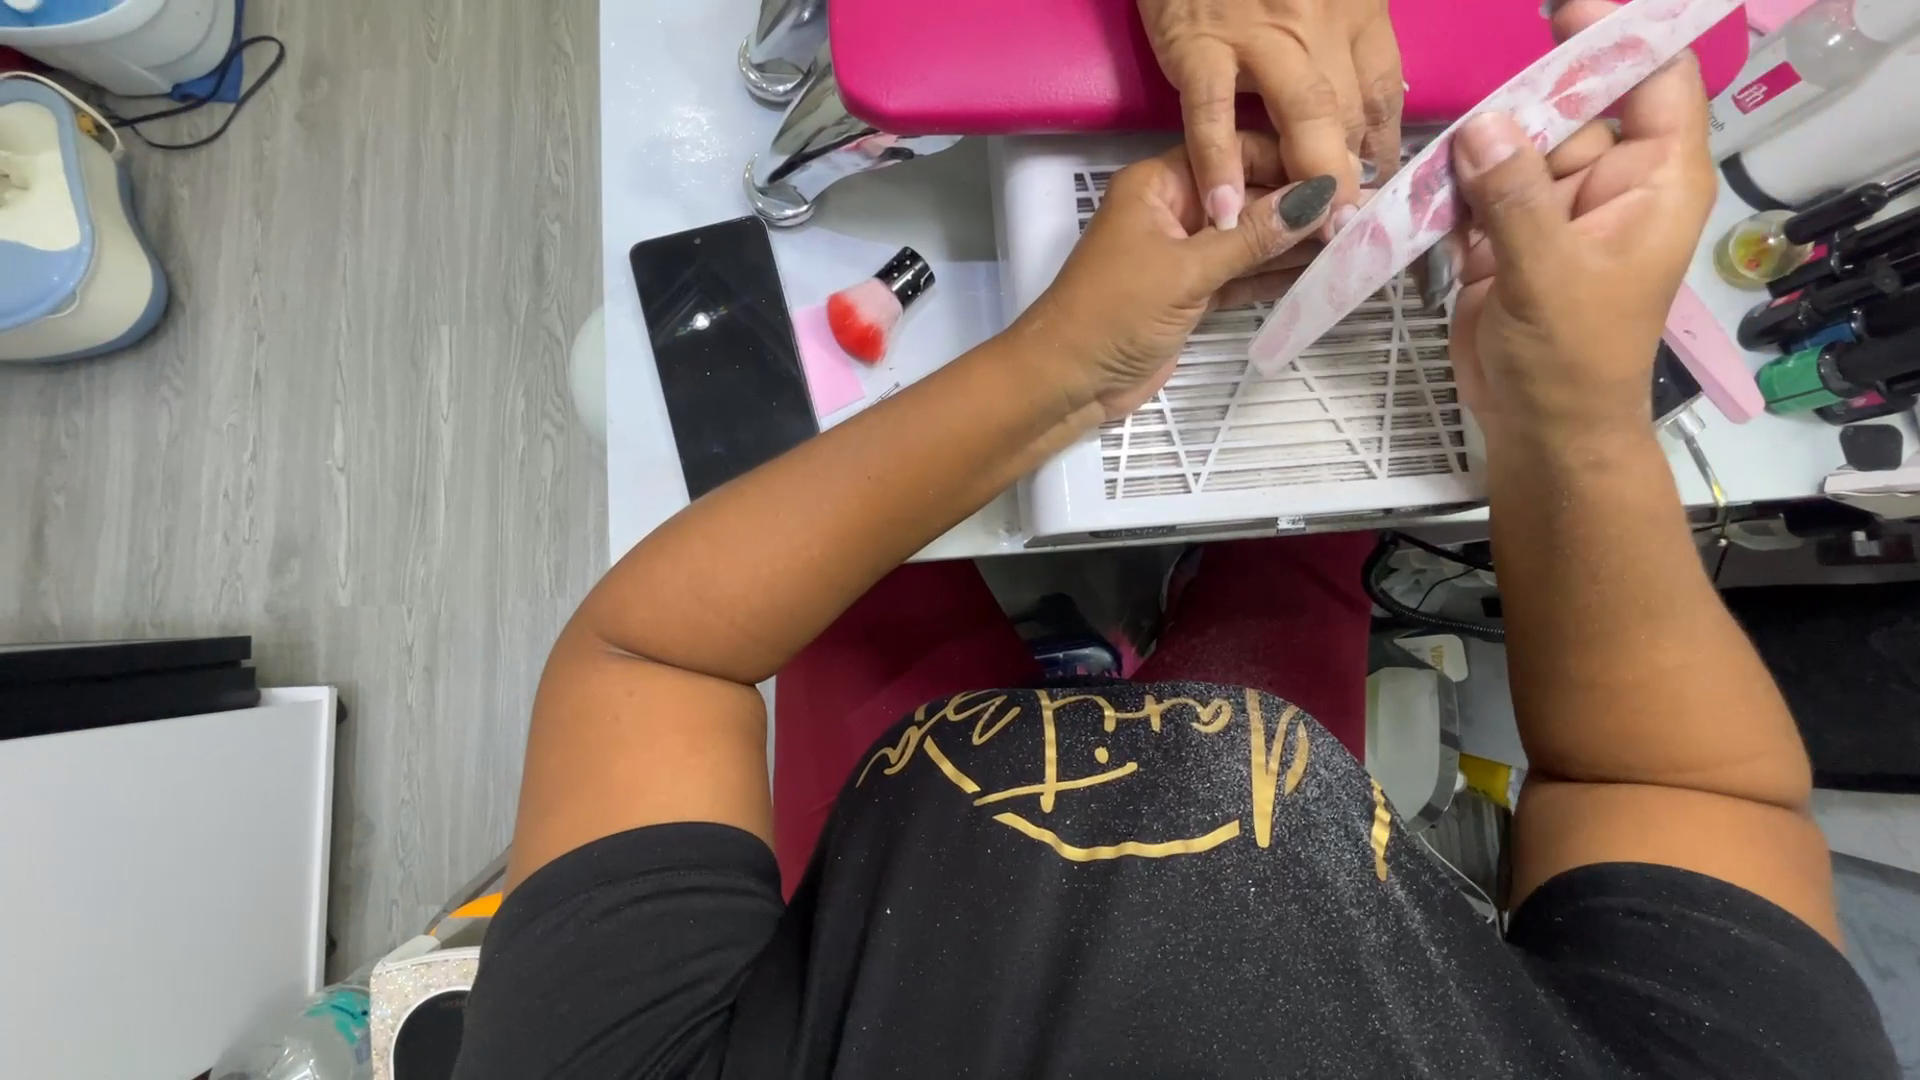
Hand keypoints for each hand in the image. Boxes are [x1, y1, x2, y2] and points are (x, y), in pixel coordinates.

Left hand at [1011, 135, 1337, 420]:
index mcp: (1159, 185)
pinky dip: (1270, 278)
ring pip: (1246, 242)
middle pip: (1246, 199)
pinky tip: (1317, 274)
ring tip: (1353, 243)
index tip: (1346, 177)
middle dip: (1298, 210)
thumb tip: (1318, 197)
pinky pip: (1238, 278)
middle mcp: (1171, 212)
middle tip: (1362, 215)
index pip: (1235, 155)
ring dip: (1292, 247)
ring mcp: (1180, 257)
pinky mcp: (1187, 297)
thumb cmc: (1112, 314)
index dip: (1289, 165)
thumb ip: (1252, 237)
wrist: (1068, 381)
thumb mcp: (1185, 270)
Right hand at [1139, 0, 1400, 229]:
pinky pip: (1212, 113)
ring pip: (1302, 114)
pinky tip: (1226, 210)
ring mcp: (1259, 35)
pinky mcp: (1201, 46)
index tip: (1379, 194)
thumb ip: (1337, 38)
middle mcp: (1320, 21)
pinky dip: (1219, 164)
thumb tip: (1357, 106)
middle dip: (1356, 178)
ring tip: (1310, 237)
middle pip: (1351, 111)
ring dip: (1309, 178)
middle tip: (1351, 235)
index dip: (1385, 149)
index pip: (1382, 89)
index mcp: (1353, 6)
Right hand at [1447, 0, 1715, 444]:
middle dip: (1512, 117)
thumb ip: (1515, 198)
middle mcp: (1601, 189)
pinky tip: (1415, 203)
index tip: (1559, 13)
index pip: (1652, 82)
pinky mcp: (1499, 249)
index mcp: (1651, 181)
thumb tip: (1481, 126)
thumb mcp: (1548, 273)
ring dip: (1466, 164)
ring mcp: (1544, 219)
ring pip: (1506, 161)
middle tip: (1459, 133)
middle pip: (1561, 118)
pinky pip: (1471, 204)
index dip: (1615, 42)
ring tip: (1426, 174)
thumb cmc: (1571, 356)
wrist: (1537, 425)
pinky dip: (1443, 202)